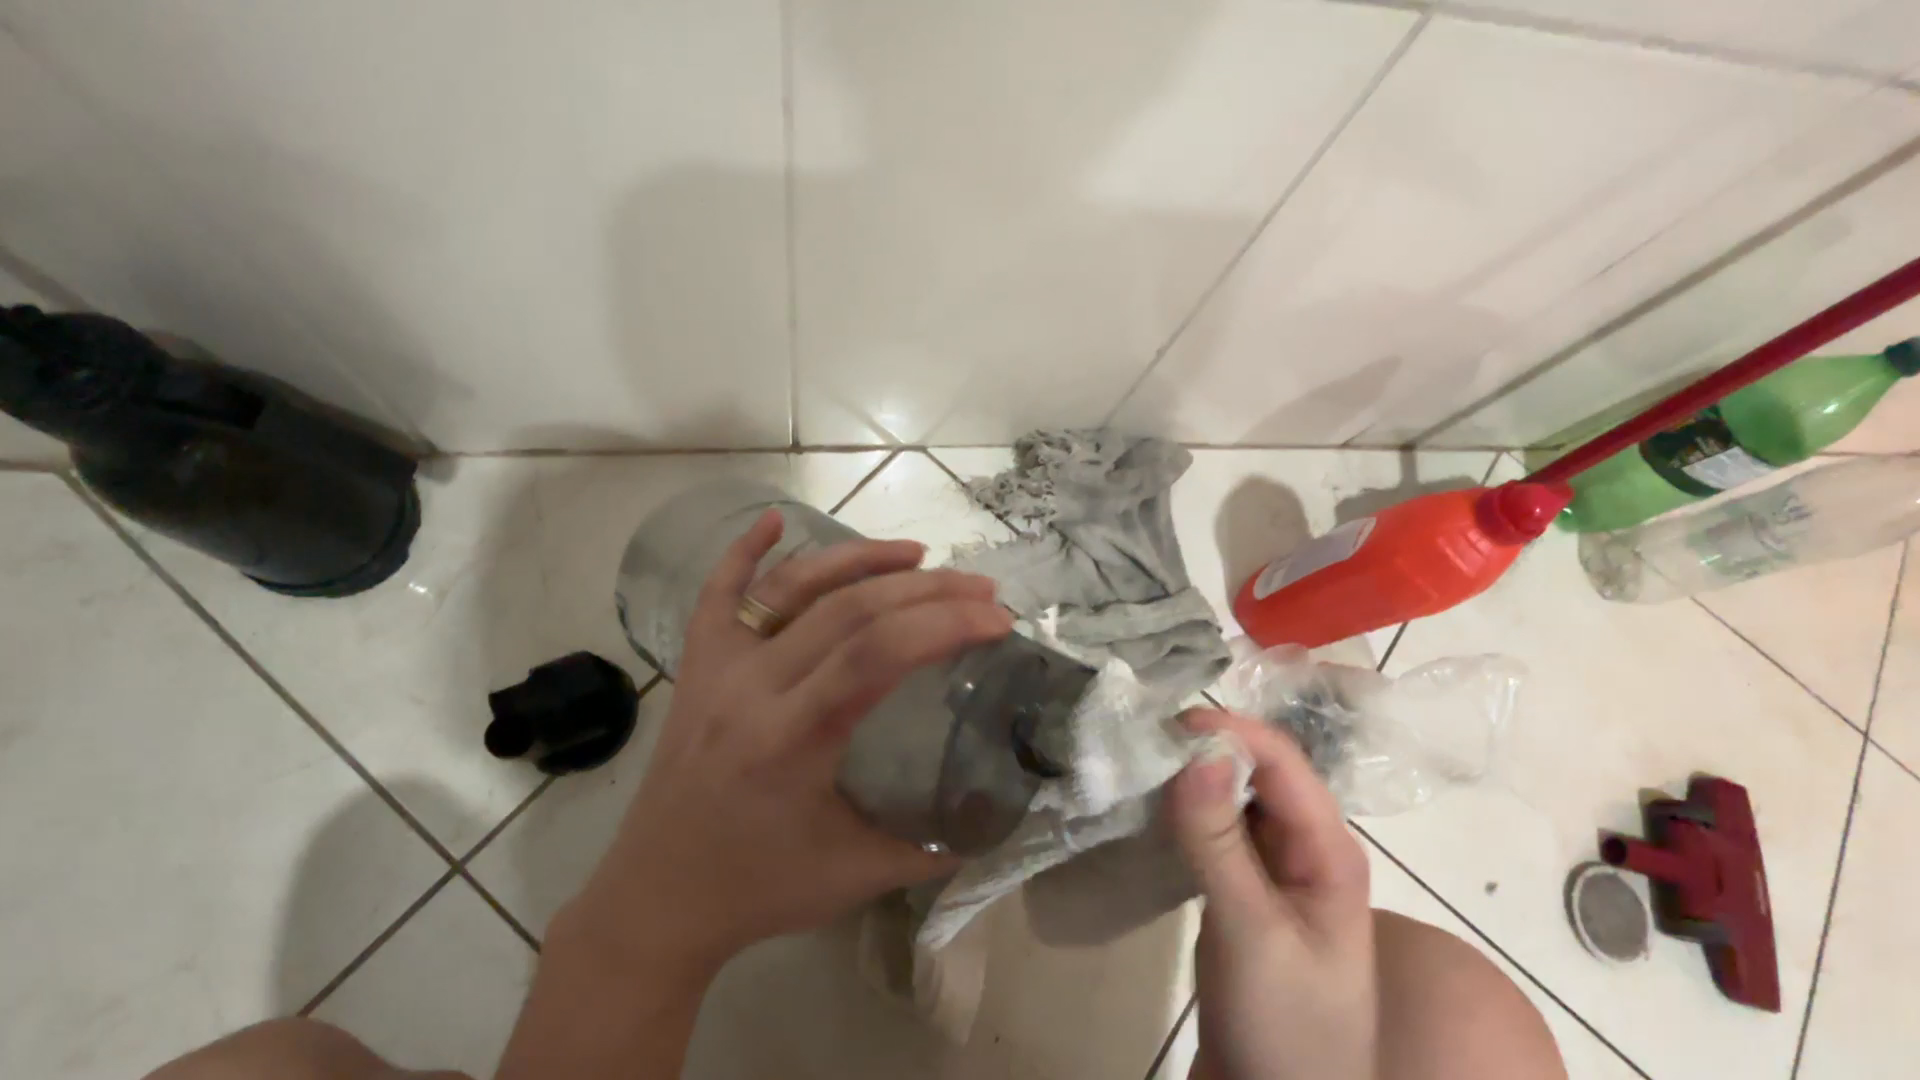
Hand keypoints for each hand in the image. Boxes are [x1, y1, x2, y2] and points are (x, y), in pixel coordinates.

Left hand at [572, 510, 1013, 973]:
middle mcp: (752, 689)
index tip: (996, 619)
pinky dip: (745, 552)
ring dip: (860, 560)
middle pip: (848, 612)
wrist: (655, 901)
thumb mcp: (855, 876)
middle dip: (927, 591)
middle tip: (981, 587)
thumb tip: (1000, 818)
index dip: (943, 624)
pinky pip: (718, 595)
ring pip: (792, 589)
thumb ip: (932, 847)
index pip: (876, 655)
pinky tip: (774, 517)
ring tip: (918, 554)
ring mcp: (716, 670)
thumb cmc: (757, 890)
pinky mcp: (695, 668)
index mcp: (793, 740)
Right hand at [1167, 710, 1377, 1079]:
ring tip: (1135, 765)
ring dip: (1190, 779)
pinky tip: (1147, 809)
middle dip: (1204, 749)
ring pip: (1233, 799)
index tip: (1163, 726)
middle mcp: (1304, 847)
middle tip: (1138, 744)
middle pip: (1258, 772)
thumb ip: (1221, 843)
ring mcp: (1272, 870)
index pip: (1283, 762)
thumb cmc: (1284, 1026)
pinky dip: (1183, 813)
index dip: (1229, 732)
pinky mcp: (1241, 891)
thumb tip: (1196, 751)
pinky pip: (1215, 832)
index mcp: (1328, 850)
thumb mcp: (1252, 934)